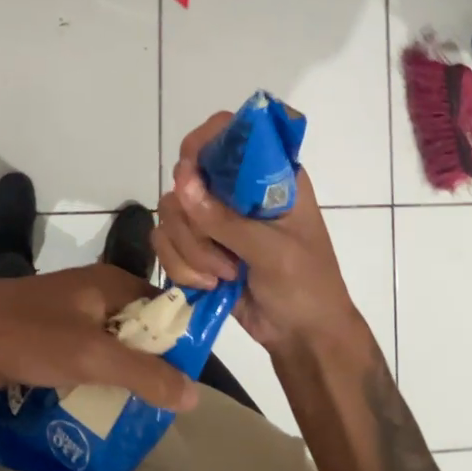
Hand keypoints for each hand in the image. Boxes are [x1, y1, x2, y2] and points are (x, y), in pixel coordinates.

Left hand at [0, 264, 198, 411]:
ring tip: (127, 404)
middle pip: (134, 322)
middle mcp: (90, 286)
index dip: (175, 335)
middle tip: (156, 398)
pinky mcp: (42, 327)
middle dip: (146, 358)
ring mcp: (63, 306)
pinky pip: (80, 347)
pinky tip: (89, 396)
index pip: (160, 302)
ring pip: (106, 337)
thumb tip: (193, 394)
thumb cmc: (31, 338)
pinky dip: (89, 368)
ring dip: (117, 367)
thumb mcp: (94, 358)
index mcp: (108, 280)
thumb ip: (145, 375)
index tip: (182, 374)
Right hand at [154, 112, 367, 355]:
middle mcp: (237, 188)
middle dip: (194, 220)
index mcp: (268, 174)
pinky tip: (209, 285)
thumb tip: (181, 184)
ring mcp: (215, 216)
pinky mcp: (198, 245)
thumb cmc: (306, 285)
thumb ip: (225, 219)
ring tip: (223, 275)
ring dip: (190, 250)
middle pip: (186, 176)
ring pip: (171, 212)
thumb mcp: (273, 251)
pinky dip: (181, 266)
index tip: (190, 174)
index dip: (203, 144)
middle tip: (215, 245)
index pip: (228, 133)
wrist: (304, 337)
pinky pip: (165, 241)